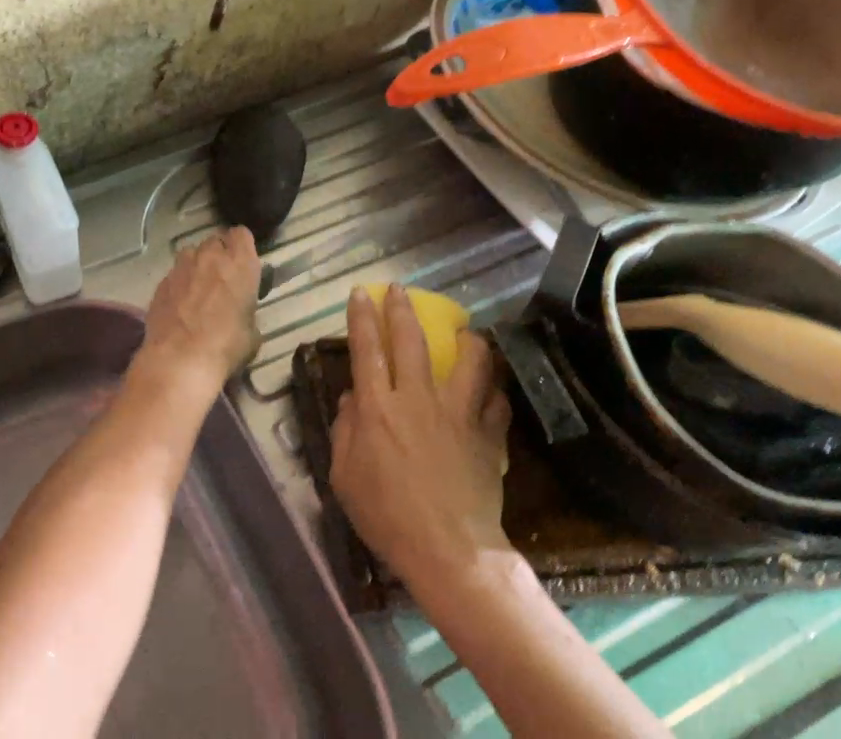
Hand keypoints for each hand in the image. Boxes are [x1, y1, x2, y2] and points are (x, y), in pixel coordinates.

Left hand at [134, 227, 260, 402]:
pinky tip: (179, 306)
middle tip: (220, 279)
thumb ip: (246, 309)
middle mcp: (209, 257)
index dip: (241, 246)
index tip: (242, 261)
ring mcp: (181, 268)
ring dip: (196, 266)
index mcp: (240, 264)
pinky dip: (178, 284)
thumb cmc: (226, 346)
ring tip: (197, 290)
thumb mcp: (252, 332)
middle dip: (218, 255)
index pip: (241, 234)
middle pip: (214, 241)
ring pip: (190, 254)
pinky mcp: (161, 283)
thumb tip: (239, 311)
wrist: (180, 358)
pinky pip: (173, 275)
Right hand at [330, 286, 513, 595]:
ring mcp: (458, 414)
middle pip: (411, 341)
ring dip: (467, 340)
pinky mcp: (488, 435)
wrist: (447, 548)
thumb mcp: (344, 475)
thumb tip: (351, 399)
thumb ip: (344, 431)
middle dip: (402, 310)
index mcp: (378, 408)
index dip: (361, 317)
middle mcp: (418, 399)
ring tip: (466, 333)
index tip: (361, 293)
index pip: (367, 349)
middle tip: (399, 290)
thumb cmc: (385, 515)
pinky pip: (496, 401)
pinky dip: (493, 391)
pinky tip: (491, 391)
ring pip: (469, 361)